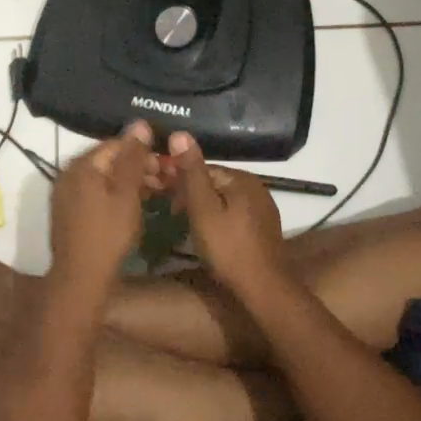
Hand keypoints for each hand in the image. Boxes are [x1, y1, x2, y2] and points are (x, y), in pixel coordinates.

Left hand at [48, 122, 159, 295]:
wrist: (81, 278)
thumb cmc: (108, 234)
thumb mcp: (126, 194)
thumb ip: (133, 158)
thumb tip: (139, 123)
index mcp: (80, 166)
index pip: (116, 144)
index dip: (144, 151)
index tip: (168, 164)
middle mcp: (68, 175)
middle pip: (108, 161)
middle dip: (138, 166)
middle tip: (167, 179)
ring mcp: (66, 195)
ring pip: (104, 179)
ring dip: (130, 182)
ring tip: (157, 193)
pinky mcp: (70, 213)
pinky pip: (96, 194)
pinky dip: (116, 195)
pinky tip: (136, 205)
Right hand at [168, 132, 290, 295]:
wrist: (263, 288)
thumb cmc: (228, 247)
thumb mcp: (203, 208)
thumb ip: (191, 172)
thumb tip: (180, 133)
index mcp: (241, 178)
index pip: (202, 168)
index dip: (176, 177)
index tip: (156, 191)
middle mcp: (256, 187)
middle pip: (214, 182)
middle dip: (189, 191)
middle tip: (167, 210)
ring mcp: (263, 208)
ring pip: (223, 198)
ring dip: (202, 205)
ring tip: (183, 222)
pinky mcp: (264, 227)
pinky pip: (234, 213)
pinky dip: (217, 217)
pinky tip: (207, 232)